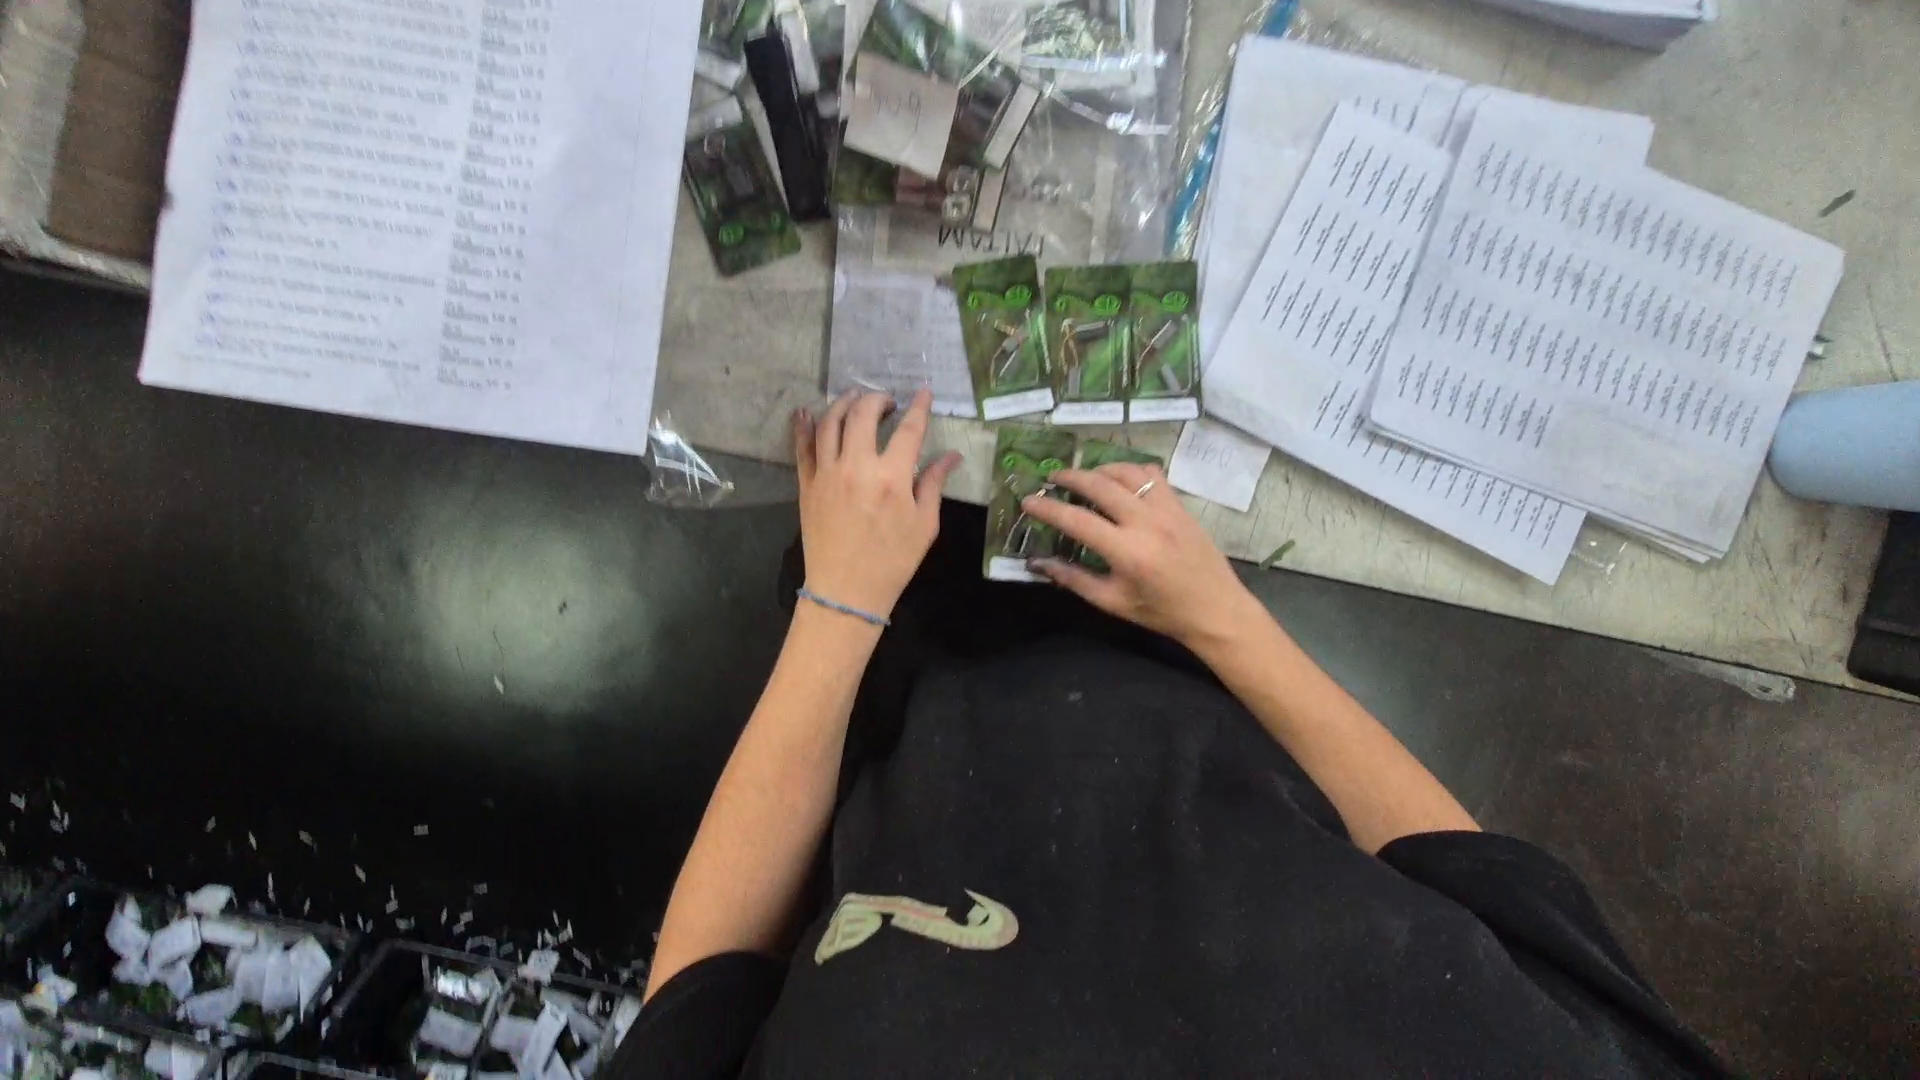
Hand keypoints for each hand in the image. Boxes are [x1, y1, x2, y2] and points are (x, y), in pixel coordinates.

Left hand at [792, 390, 960, 619]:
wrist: (846, 590)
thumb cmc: (893, 561)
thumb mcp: (924, 525)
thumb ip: (934, 485)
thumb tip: (951, 456)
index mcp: (892, 478)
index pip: (909, 430)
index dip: (918, 407)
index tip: (923, 393)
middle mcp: (857, 467)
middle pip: (864, 414)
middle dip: (878, 399)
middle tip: (887, 402)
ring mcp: (827, 474)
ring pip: (830, 422)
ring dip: (844, 403)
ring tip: (855, 399)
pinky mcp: (807, 484)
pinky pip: (802, 447)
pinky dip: (803, 425)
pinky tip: (807, 411)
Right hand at [1020, 463, 1264, 647]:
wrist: (1216, 610)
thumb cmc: (1161, 612)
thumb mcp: (1112, 602)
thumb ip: (1073, 579)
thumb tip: (1037, 563)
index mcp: (1127, 553)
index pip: (1077, 520)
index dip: (1048, 508)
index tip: (1028, 500)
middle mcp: (1146, 523)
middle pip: (1100, 485)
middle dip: (1070, 477)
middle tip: (1052, 479)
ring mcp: (1167, 510)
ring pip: (1127, 472)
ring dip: (1100, 470)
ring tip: (1084, 477)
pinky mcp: (1180, 505)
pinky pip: (1152, 475)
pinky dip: (1131, 471)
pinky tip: (1120, 481)